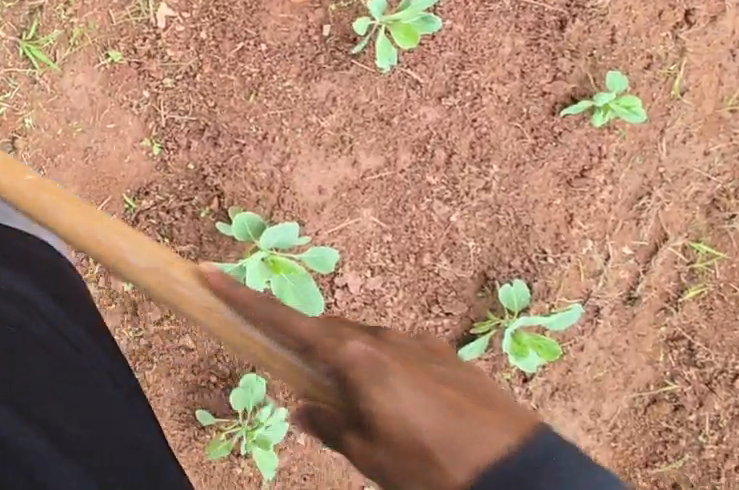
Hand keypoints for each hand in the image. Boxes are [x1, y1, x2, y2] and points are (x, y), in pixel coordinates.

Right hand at [204, 268, 539, 489]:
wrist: (532, 481)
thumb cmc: (436, 471)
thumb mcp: (373, 461)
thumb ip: (331, 427)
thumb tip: (304, 408)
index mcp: (352, 358)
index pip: (281, 321)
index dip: (239, 296)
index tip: (206, 269)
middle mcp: (380, 337)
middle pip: (326, 334)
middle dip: (311, 352)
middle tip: (313, 388)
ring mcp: (419, 343)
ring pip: (366, 345)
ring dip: (356, 367)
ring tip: (375, 413)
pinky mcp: (451, 357)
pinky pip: (403, 355)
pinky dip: (392, 373)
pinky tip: (413, 410)